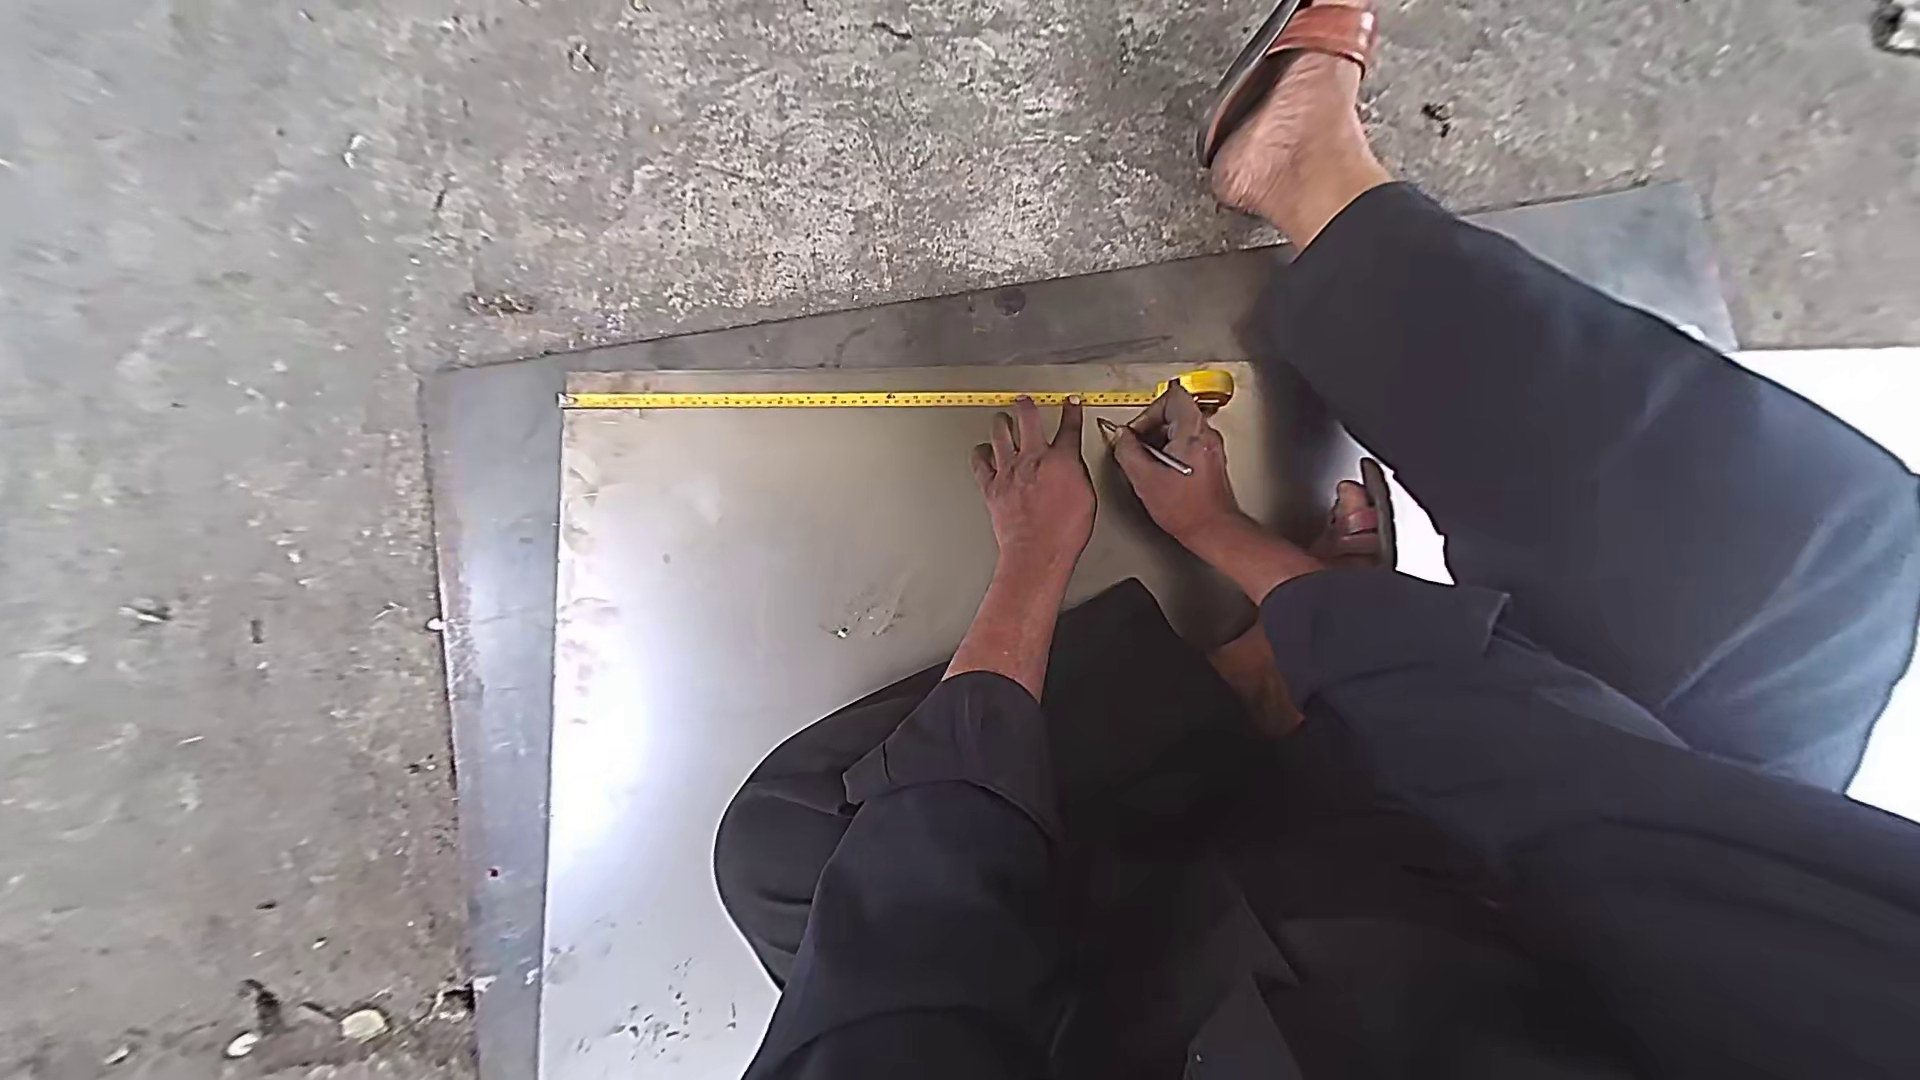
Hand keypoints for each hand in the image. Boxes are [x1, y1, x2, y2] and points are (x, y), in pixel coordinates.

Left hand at [970, 397, 1095, 576]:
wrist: (1037, 552)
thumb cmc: (1063, 533)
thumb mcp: (1087, 498)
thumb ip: (1077, 474)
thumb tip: (1073, 466)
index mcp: (1061, 460)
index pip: (1069, 427)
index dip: (1071, 411)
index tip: (1070, 404)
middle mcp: (1033, 459)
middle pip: (1028, 418)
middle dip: (1027, 405)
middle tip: (1025, 401)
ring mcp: (1009, 470)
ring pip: (1000, 433)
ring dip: (1001, 423)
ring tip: (1002, 418)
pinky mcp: (991, 486)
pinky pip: (980, 461)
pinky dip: (980, 452)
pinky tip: (982, 449)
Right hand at [1110, 383, 1245, 546]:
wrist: (1211, 529)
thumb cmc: (1186, 508)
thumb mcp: (1144, 478)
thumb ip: (1127, 451)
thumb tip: (1120, 437)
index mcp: (1192, 432)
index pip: (1172, 396)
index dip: (1148, 411)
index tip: (1137, 430)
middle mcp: (1206, 434)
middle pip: (1174, 411)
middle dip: (1150, 427)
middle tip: (1137, 446)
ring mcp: (1211, 447)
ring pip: (1179, 428)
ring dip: (1159, 440)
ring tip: (1148, 462)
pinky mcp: (1210, 459)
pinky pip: (1186, 443)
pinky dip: (1169, 451)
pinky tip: (1160, 472)